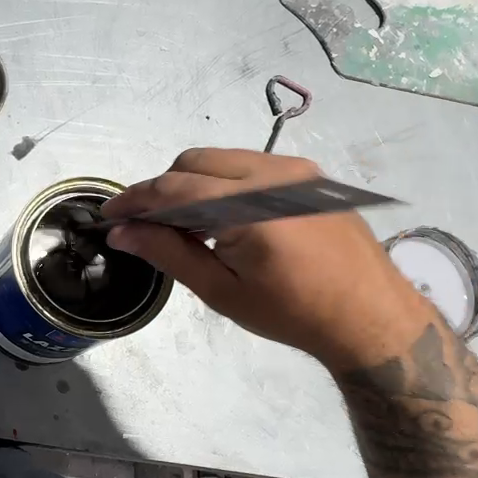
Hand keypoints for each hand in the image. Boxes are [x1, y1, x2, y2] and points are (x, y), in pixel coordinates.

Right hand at [101, 148, 436, 373]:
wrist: (369, 316)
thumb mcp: (219, 289)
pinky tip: (221, 221)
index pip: (174, 187)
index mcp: (249, 205)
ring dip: (192, 184)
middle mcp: (274, 175)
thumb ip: (167, 252)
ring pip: (221, 160)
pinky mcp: (310, 178)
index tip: (108, 216)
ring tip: (184, 226)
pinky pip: (249, 167)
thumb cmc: (291, 312)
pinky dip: (222, 185)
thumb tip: (121, 233)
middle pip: (194, 161)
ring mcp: (296, 171)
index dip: (135, 199)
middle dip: (162, 187)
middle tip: (147, 225)